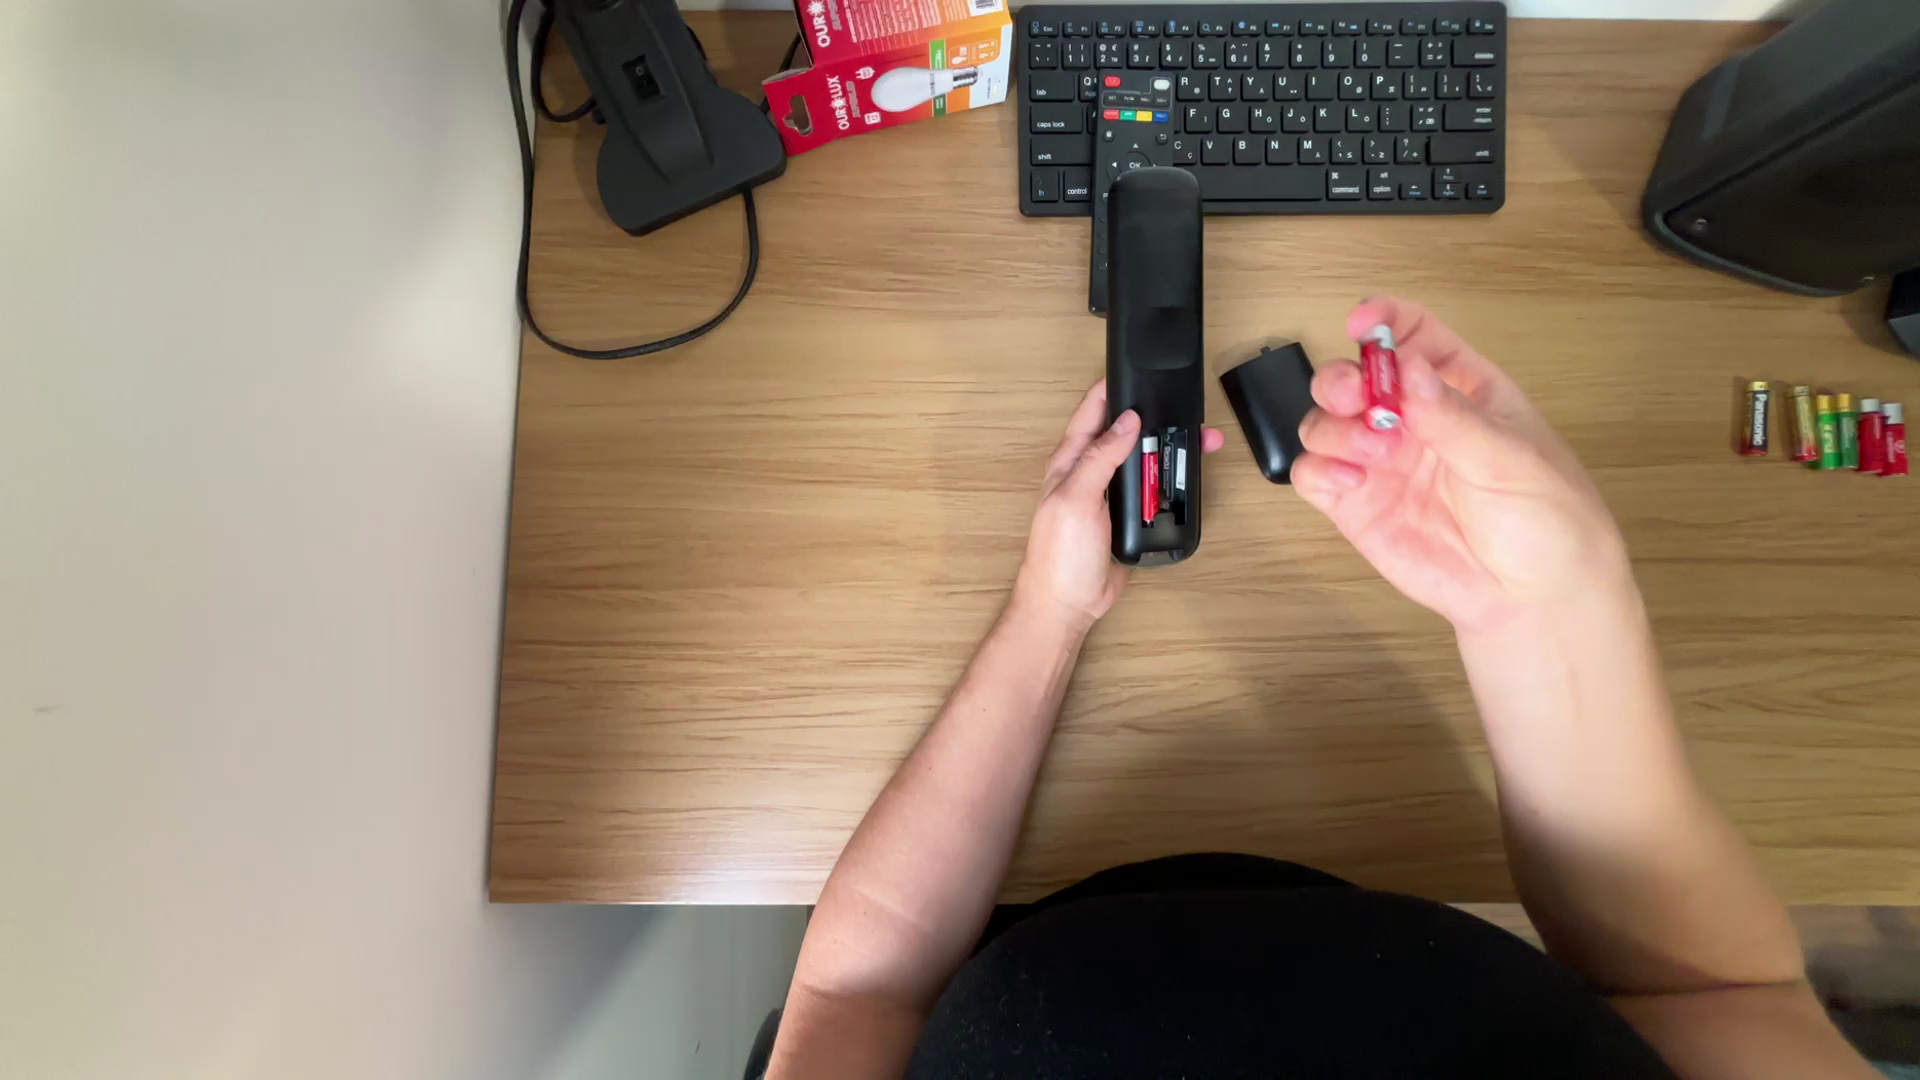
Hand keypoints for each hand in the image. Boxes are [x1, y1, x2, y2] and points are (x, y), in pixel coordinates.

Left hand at [1014, 380, 1223, 631]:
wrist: (1068, 604)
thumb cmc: (1059, 554)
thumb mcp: (1075, 499)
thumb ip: (1099, 458)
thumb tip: (1126, 421)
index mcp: (1070, 462)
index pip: (1092, 412)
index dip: (1113, 389)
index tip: (1141, 370)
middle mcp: (1089, 472)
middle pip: (1126, 434)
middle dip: (1156, 419)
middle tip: (1190, 412)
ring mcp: (1109, 494)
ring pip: (1143, 460)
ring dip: (1168, 449)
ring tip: (1202, 441)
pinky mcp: (1126, 516)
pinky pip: (1151, 489)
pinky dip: (1170, 478)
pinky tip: (1188, 474)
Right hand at [1292, 297, 1631, 633]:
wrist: (1528, 598)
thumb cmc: (1546, 519)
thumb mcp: (1514, 461)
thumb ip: (1455, 418)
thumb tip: (1405, 371)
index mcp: (1457, 391)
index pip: (1412, 337)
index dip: (1383, 321)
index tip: (1362, 324)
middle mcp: (1407, 421)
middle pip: (1350, 378)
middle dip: (1339, 380)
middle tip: (1353, 399)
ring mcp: (1375, 462)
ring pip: (1321, 423)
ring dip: (1332, 429)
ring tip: (1371, 455)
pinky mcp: (1351, 504)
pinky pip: (1310, 474)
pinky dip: (1316, 471)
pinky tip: (1349, 483)